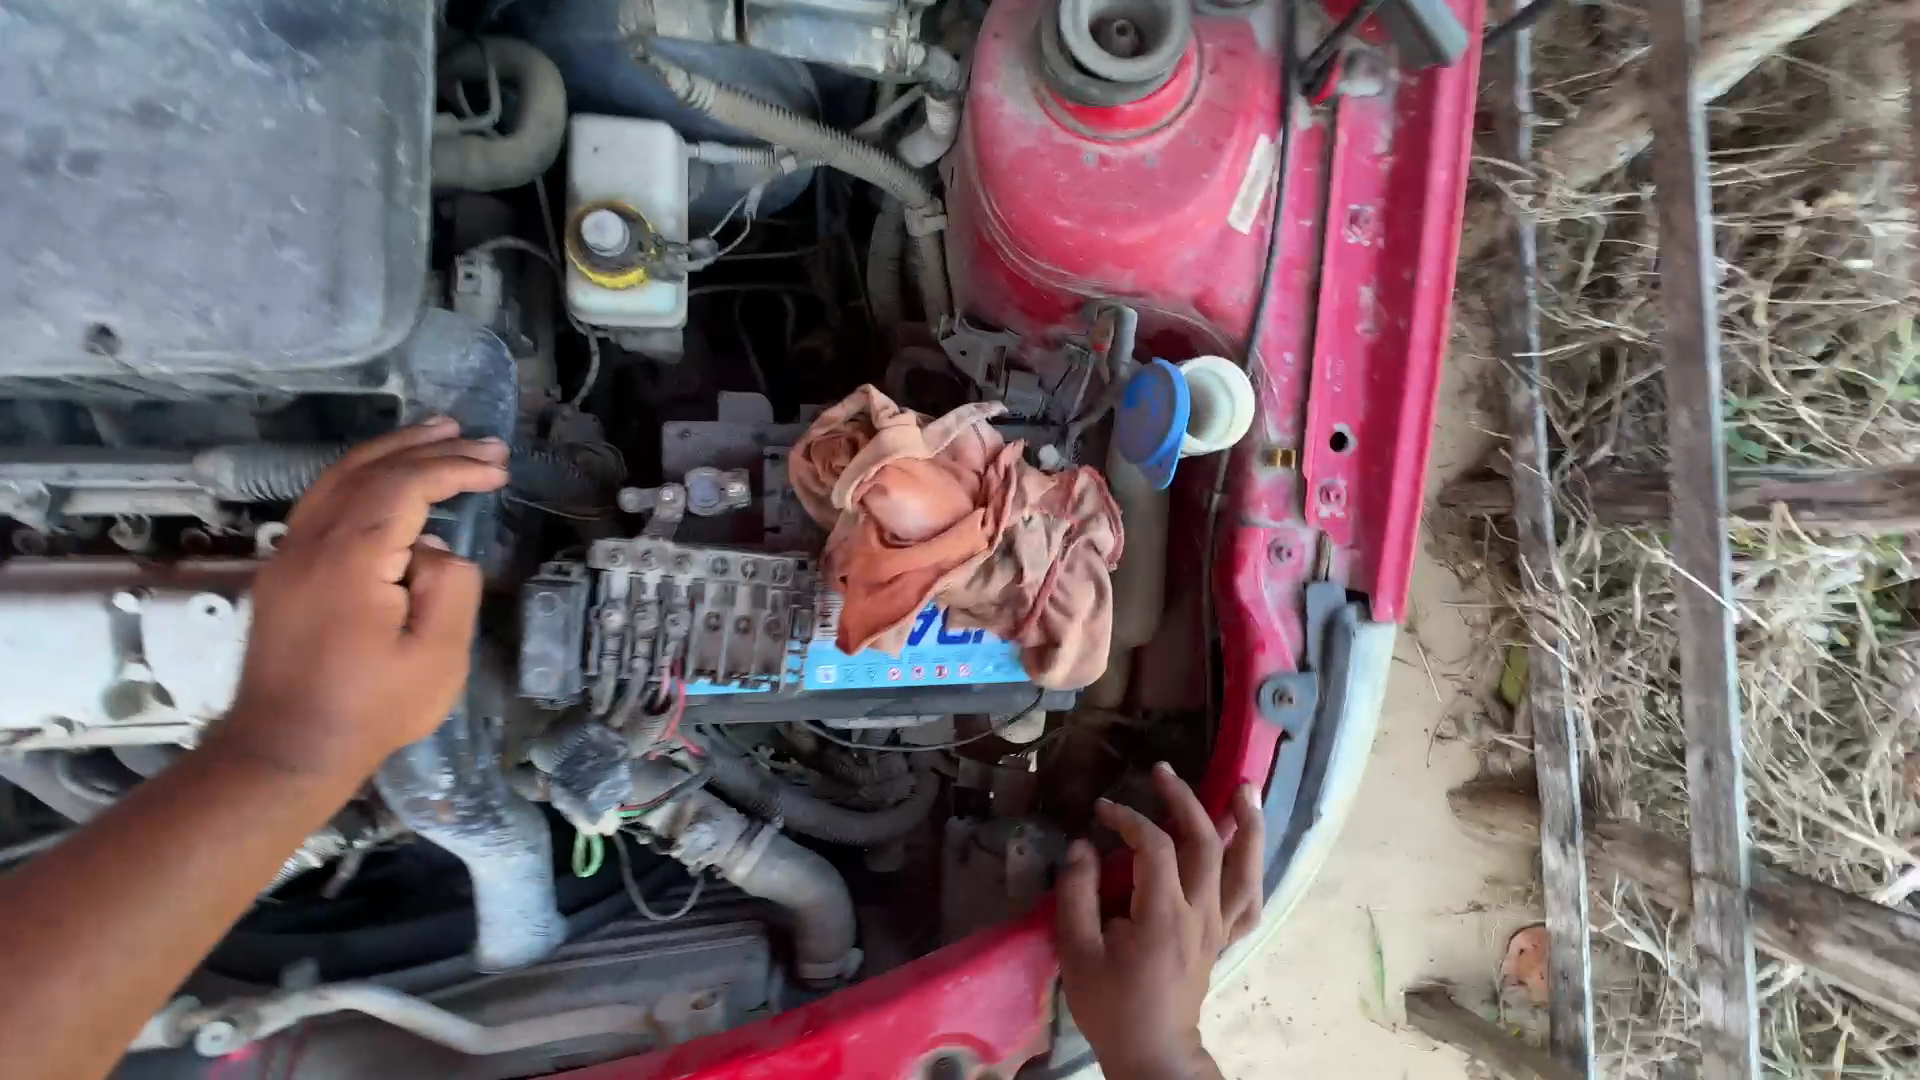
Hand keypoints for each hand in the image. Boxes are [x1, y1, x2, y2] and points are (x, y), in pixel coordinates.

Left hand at [218, 419, 509, 780]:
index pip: (403, 488)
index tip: (499, 471)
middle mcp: (309, 544)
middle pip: (369, 471)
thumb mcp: (440, 654)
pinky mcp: (288, 570)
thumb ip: (453, 586)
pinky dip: (368, 475)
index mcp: (350, 562)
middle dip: (431, 450)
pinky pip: (328, 500)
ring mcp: (290, 555)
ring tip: (442, 433)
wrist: (288, 748)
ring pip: (340, 478)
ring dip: (395, 452)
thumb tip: (436, 551)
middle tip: (486, 443)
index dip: (454, 469)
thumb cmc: (375, 706)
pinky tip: (394, 477)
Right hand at [1056, 763, 1264, 1079]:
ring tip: (1246, 786)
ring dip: (1247, 826)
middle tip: (1163, 771)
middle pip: (1205, 844)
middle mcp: (1201, 915)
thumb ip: (1077, 893)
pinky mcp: (1223, 938)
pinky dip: (1252, 869)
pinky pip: (1249, 900)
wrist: (1151, 1054)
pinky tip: (1248, 846)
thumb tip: (1083, 845)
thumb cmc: (1110, 1004)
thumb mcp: (1077, 950)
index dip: (1128, 818)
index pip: (1154, 847)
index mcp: (1164, 915)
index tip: (1102, 809)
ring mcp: (1218, 927)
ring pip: (1245, 870)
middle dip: (1184, 801)